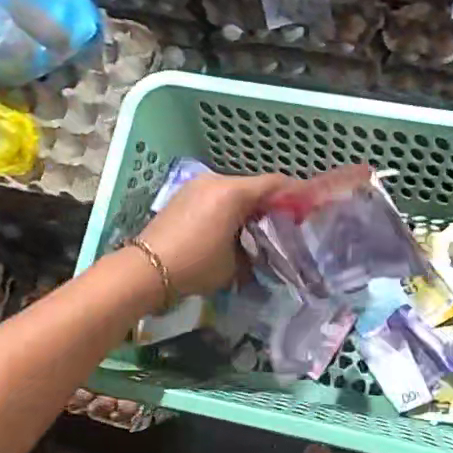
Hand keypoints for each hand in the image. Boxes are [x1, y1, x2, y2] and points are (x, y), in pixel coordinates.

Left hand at [136, 172, 293, 295]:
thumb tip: (260, 251)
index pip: (275, 184)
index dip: (295, 196)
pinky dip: (229, 211)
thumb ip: (255, 251)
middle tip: (286, 226)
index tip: (308, 210)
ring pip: (234, 193)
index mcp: (233, 192)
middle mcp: (215, 181)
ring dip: (248, 209)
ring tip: (260, 233)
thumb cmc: (195, 265)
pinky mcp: (182, 197)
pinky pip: (216, 199)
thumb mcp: (234, 265)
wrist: (144, 271)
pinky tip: (234, 232)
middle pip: (254, 187)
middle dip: (271, 205)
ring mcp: (196, 187)